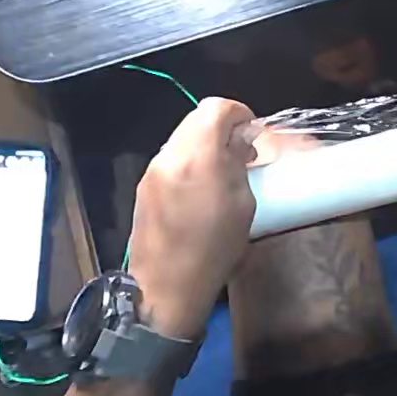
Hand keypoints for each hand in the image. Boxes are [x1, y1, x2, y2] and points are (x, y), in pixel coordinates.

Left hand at [127, 98, 257, 338]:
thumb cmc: (215, 249)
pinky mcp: (144, 185)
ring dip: (205, 144)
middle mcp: (170, 155)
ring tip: (222, 171)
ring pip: (182, 137)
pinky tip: (201, 187)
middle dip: (222, 128)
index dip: (239, 113)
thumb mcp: (243, 205)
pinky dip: (190, 160)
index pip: (216, 108)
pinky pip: (171, 158)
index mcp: (198, 157)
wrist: (167, 286)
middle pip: (196, 118)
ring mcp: (153, 169)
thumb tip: (239, 141)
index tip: (252, 133)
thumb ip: (239, 164)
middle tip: (242, 152)